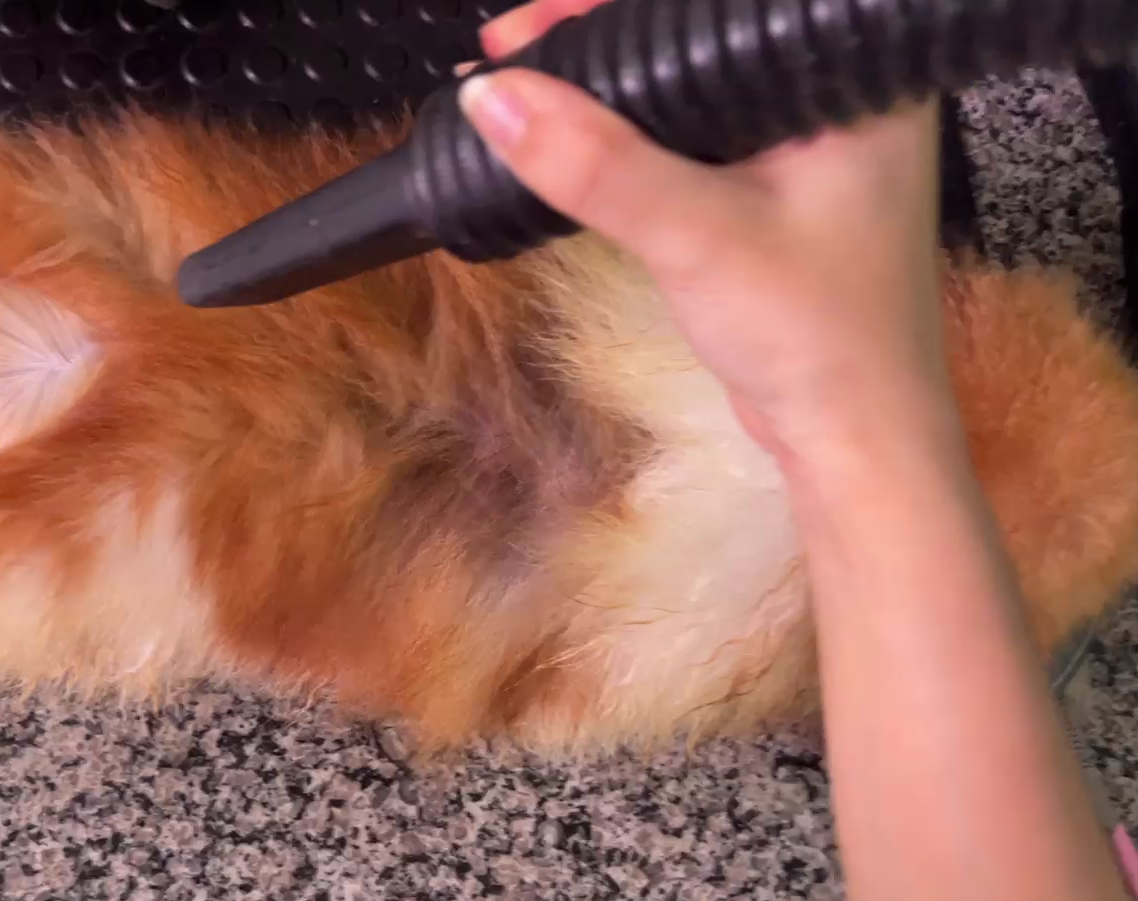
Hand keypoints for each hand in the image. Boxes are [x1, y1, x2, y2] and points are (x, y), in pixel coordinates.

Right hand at [459, 0, 951, 467]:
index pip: (713, 1)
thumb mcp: (694, 235)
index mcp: (843, 62)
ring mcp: (787, 141)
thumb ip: (597, 167)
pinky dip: (613, 139)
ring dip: (595, 91)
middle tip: (504, 51)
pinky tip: (570, 143)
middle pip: (691, 33)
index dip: (608, 3)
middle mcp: (821, 87)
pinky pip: (673, 140)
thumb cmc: (803, 327)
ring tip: (518, 91)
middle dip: (592, 40)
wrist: (838, 423)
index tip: (523, 25)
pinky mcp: (755, 189)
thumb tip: (493, 101)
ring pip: (676, 89)